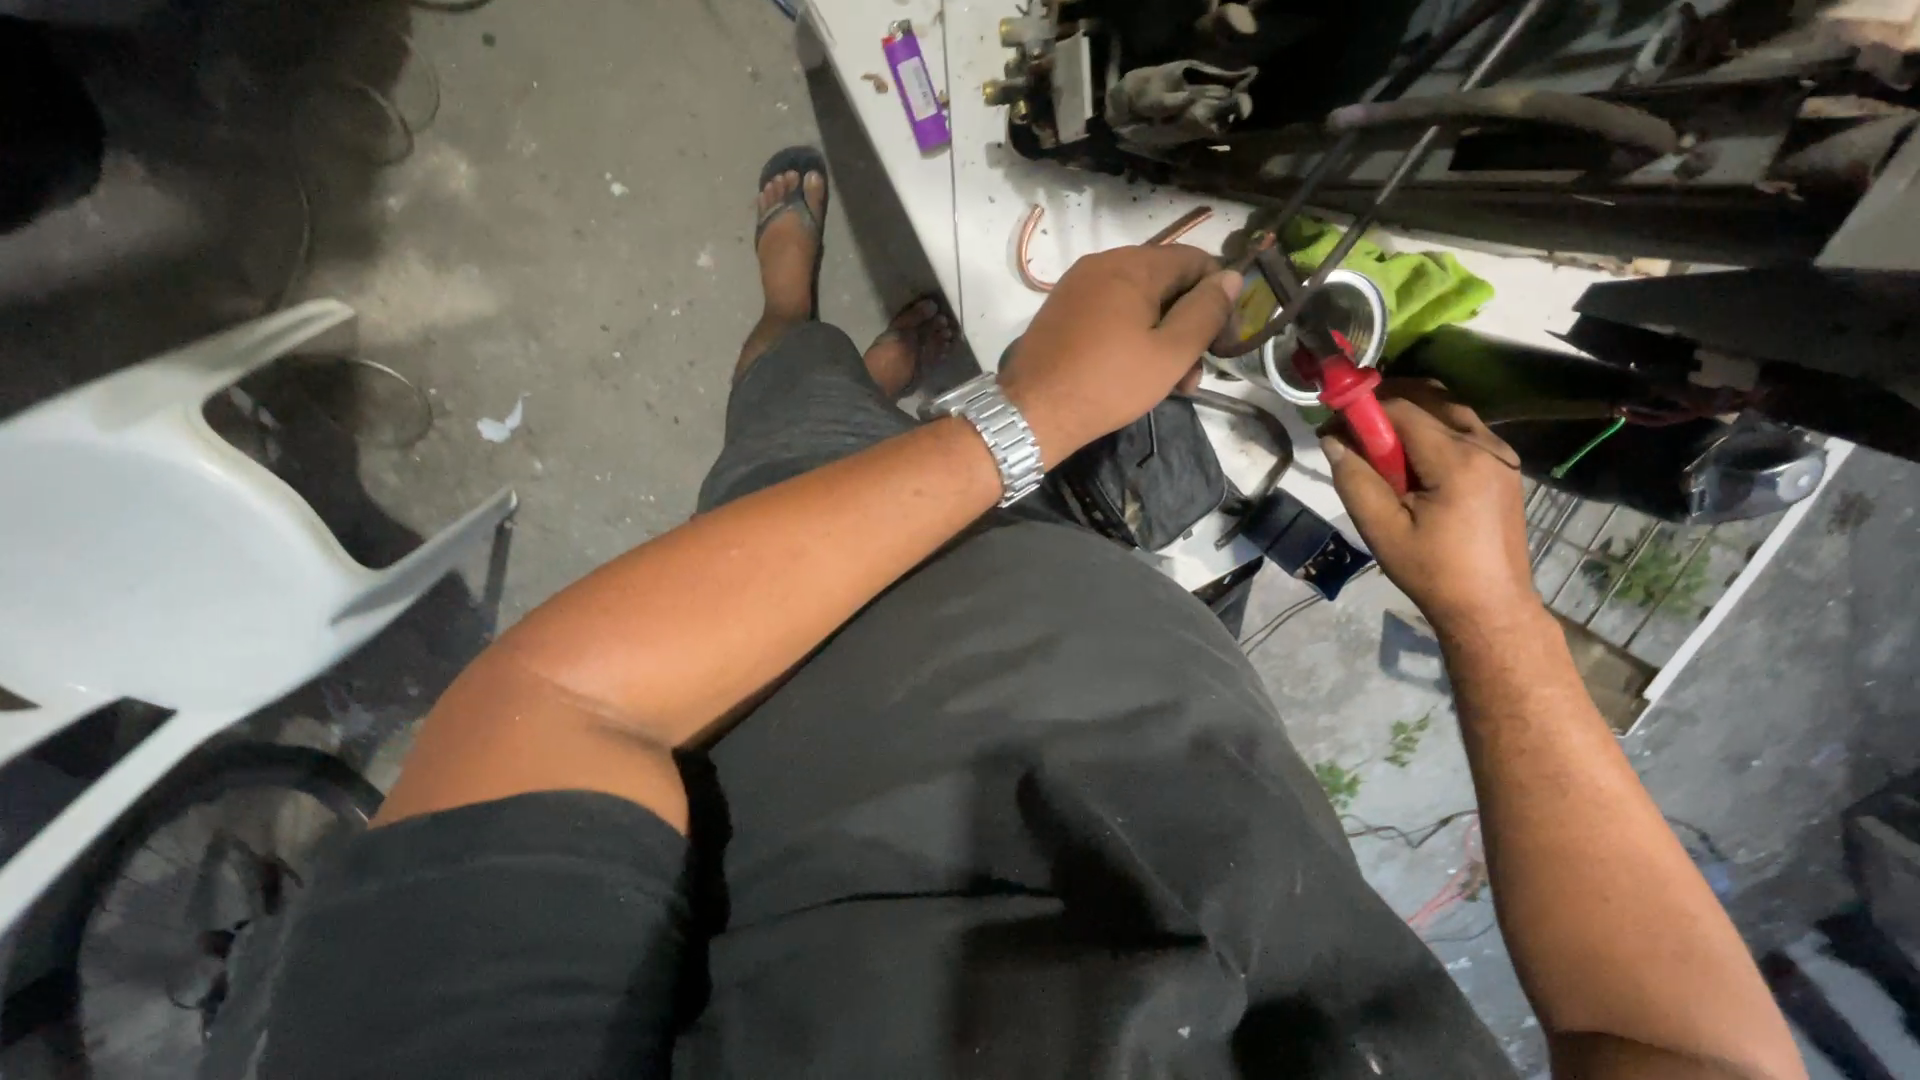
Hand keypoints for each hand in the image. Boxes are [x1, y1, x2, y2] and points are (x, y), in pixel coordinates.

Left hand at [998, 244, 1240, 464]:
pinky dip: (1132, 339)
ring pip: (1138, 304)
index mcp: (1131, 265)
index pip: (1194, 260)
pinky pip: (1110, 315)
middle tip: (1195, 374)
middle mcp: (1101, 264)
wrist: (1031, 414)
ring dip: (1163, 338)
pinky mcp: (1062, 314)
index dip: (1219, 295)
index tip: (1225, 339)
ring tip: (1172, 385)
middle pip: (1165, 283)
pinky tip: (1138, 375)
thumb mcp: (1169, 353)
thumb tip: (1230, 278)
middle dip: (1189, 325)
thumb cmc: (1107, 384)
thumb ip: (1205, 312)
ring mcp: (1076, 288)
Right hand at [1323, 379, 1542, 633]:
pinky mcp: (1504, 464)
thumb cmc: (1431, 572)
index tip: (1332, 424)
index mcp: (1457, 461)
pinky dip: (1431, 426)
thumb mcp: (1381, 529)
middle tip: (1350, 427)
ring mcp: (1502, 453)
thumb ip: (1354, 478)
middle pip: (1430, 397)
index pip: (1402, 409)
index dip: (1362, 409)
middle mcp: (1487, 445)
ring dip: (1409, 412)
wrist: (1490, 605)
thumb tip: (1332, 439)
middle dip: (1385, 402)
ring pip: (1448, 408)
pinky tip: (1408, 455)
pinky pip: (1463, 427)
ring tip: (1376, 440)